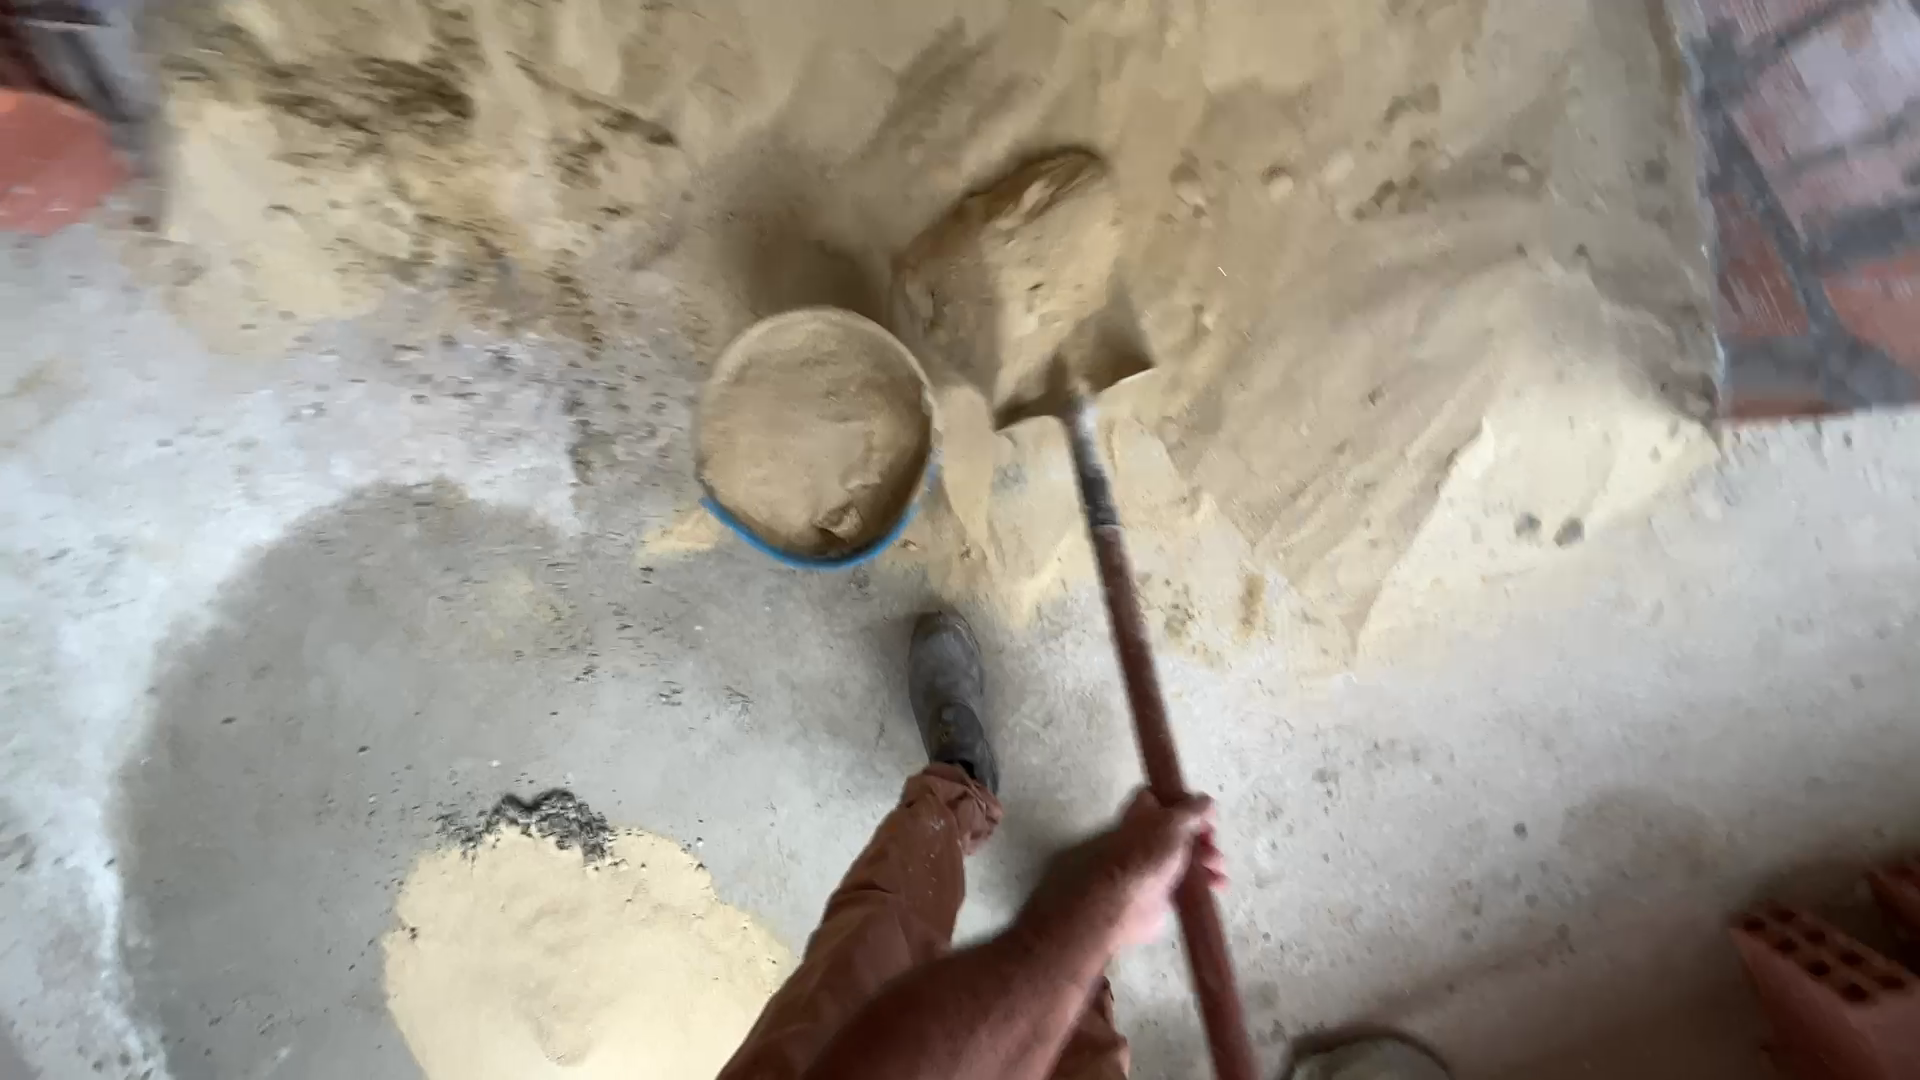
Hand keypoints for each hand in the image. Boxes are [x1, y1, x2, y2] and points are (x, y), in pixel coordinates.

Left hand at [1019, 789, 1225, 954]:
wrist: (1126, 900)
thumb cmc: (1147, 853)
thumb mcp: (1173, 823)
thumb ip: (1192, 811)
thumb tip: (1207, 801)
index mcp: (1145, 810)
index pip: (1167, 798)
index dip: (1188, 803)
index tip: (1206, 814)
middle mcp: (1150, 832)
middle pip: (1183, 827)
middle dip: (1204, 835)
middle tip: (1212, 843)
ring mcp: (1157, 861)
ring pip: (1190, 854)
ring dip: (1209, 858)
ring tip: (1217, 867)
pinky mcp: (1165, 887)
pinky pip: (1191, 880)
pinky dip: (1207, 880)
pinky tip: (1218, 885)